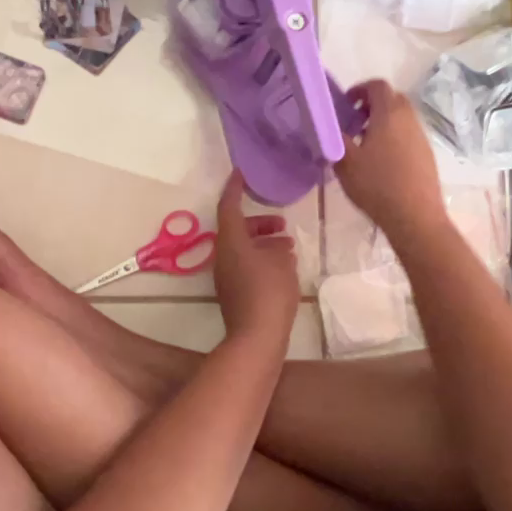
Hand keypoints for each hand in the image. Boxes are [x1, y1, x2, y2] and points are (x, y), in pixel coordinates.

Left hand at [213, 171, 298, 352]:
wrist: (256, 337)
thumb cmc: (270, 293)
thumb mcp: (282, 263)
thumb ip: (279, 248)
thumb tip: (278, 247)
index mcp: (230, 242)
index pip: (228, 206)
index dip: (235, 188)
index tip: (242, 173)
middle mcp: (222, 256)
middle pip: (236, 229)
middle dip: (258, 222)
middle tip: (281, 222)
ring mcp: (226, 276)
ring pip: (241, 248)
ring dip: (262, 242)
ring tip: (288, 246)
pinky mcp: (233, 292)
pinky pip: (245, 265)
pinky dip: (261, 258)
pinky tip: (283, 266)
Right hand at [334, 80, 447, 242]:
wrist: (415, 216)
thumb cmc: (377, 185)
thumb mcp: (345, 162)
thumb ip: (334, 139)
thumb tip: (328, 128)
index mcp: (389, 114)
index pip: (377, 86)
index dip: (360, 89)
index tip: (346, 105)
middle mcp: (409, 119)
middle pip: (392, 99)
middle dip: (372, 105)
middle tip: (354, 123)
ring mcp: (421, 137)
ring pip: (402, 118)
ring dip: (383, 123)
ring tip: (365, 145)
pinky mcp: (427, 155)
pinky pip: (409, 135)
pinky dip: (394, 138)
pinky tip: (382, 163)